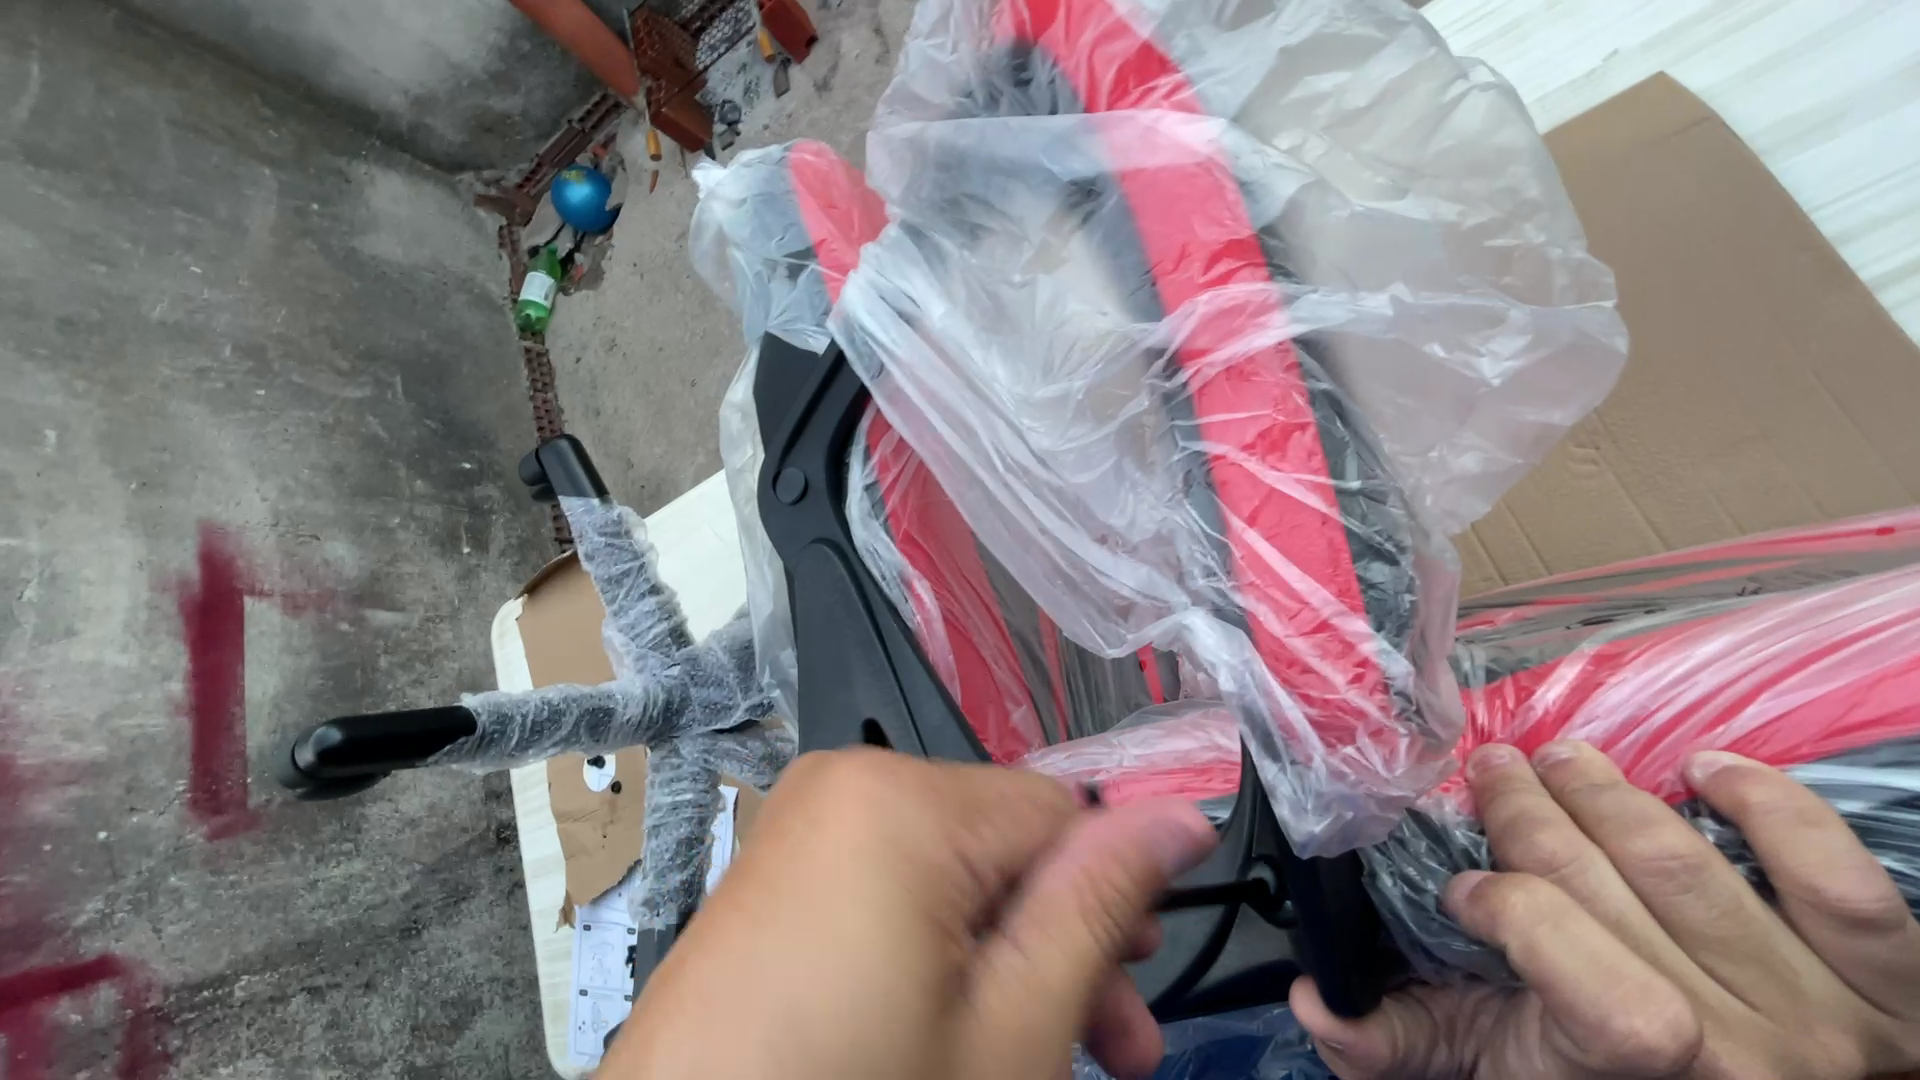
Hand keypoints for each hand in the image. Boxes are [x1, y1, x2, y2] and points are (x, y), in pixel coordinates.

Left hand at [600, 747, 1218, 1079]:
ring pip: (950, 866)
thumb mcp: (1010, 1024)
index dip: (1110, 895)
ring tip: (1033, 1050)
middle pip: (1002, 839)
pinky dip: (933, 942)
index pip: (1061, 807)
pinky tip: (945, 1022)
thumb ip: (1099, 902)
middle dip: (1059, 935)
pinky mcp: (775, 868)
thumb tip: (1179, 817)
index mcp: (901, 797)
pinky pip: (888, 881)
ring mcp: (800, 823)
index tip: (1133, 989)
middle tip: (1104, 1043)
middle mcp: (844, 782)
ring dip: (1004, 950)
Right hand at [1291, 741, 1919, 1078]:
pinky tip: (1706, 768)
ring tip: (1559, 758)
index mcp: (1633, 1067)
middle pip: (1610, 886)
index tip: (1464, 890)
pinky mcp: (1896, 990)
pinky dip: (1773, 808)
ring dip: (1608, 793)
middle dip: (1528, 811)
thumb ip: (1402, 1045)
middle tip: (1490, 768)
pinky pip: (1839, 882)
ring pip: (1689, 867)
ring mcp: (1830, 1019)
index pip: (1562, 957)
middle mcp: (1741, 1050)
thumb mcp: (1494, 1078)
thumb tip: (1311, 1003)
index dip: (1506, 907)